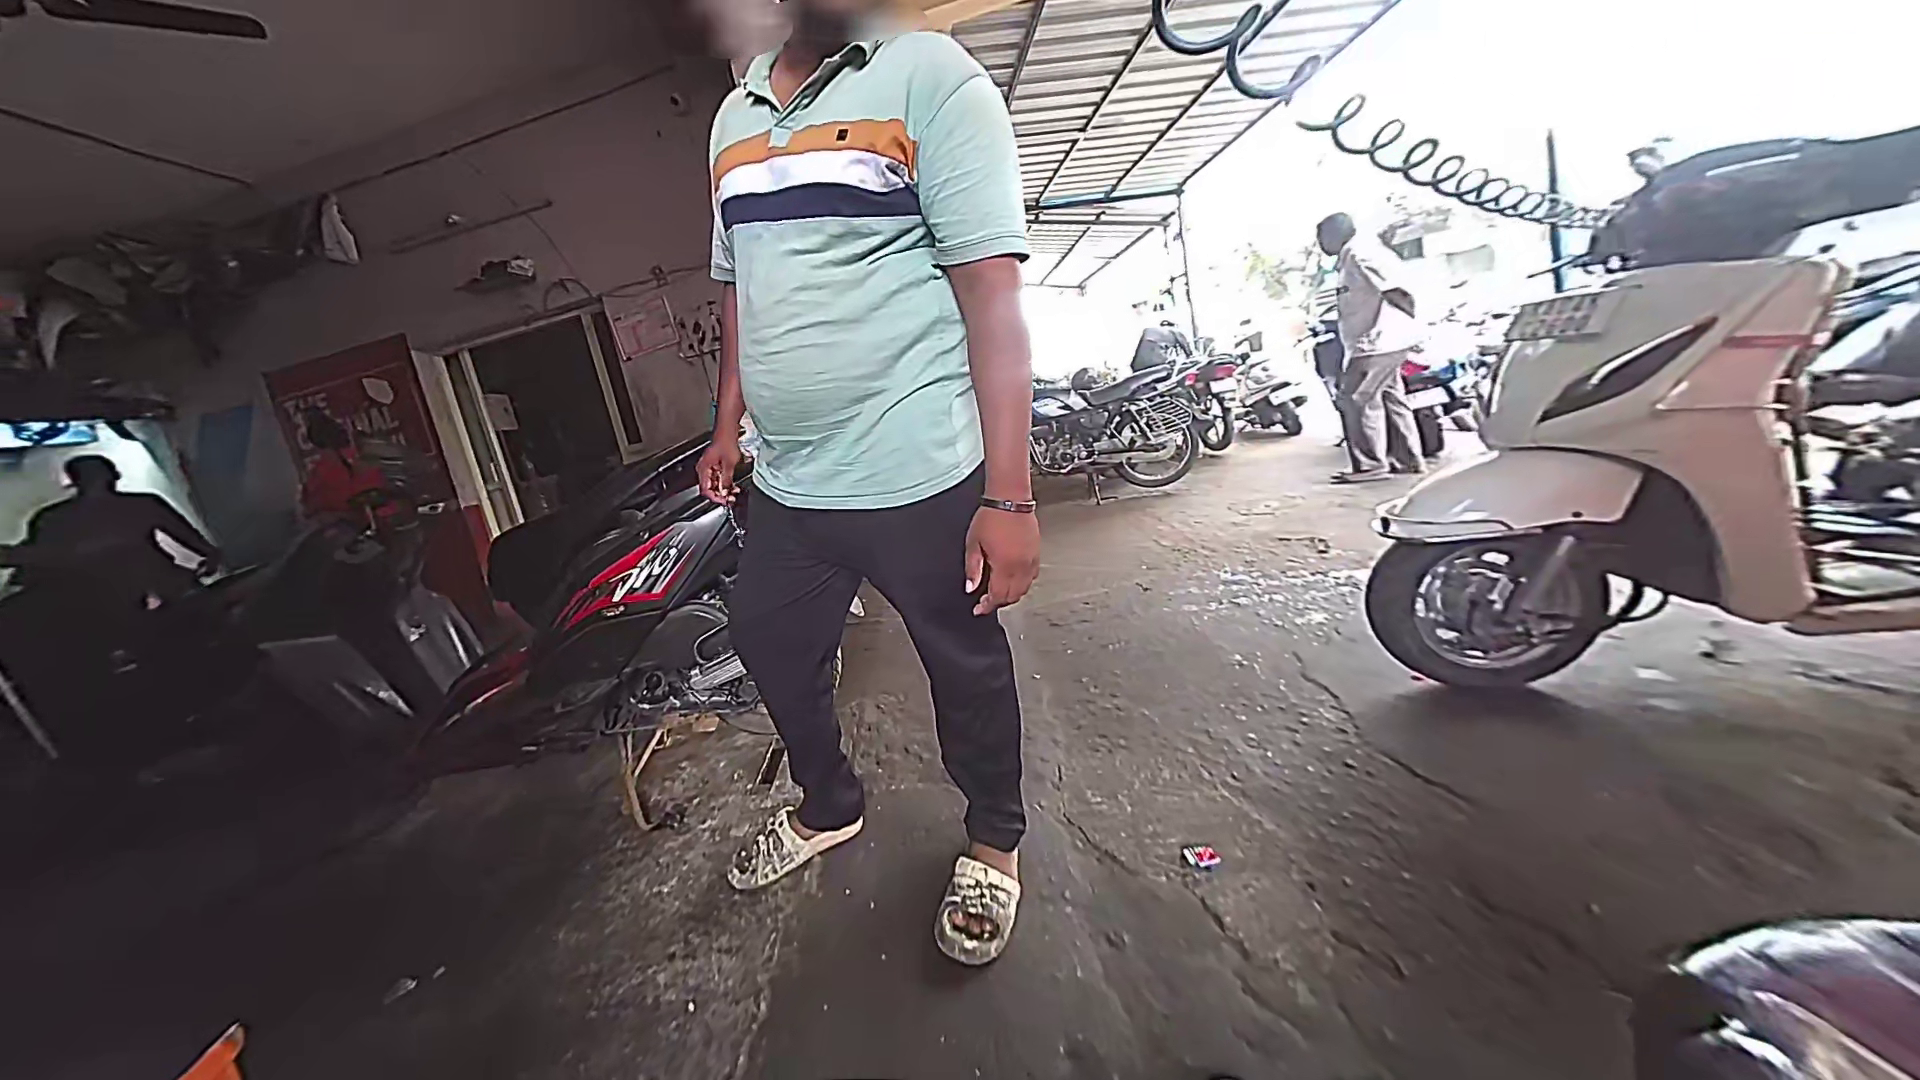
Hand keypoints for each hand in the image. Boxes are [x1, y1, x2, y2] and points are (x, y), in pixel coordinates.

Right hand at [698, 435, 741, 504]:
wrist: (728, 432)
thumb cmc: (726, 442)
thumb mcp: (729, 464)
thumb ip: (726, 480)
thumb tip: (725, 491)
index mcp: (703, 469)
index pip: (706, 489)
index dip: (715, 497)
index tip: (724, 501)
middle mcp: (703, 468)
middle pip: (709, 488)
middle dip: (720, 494)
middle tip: (730, 498)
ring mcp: (709, 467)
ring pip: (714, 483)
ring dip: (723, 489)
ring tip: (733, 492)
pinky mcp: (714, 464)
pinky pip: (717, 477)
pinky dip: (724, 482)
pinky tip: (732, 485)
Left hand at [965, 507, 1039, 615]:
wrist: (1010, 499)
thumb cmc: (991, 517)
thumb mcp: (974, 543)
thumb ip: (972, 568)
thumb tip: (970, 588)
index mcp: (1004, 565)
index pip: (997, 596)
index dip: (987, 606)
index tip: (979, 609)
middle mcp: (1021, 566)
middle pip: (1013, 596)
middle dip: (999, 601)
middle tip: (986, 601)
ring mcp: (1031, 560)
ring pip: (1024, 588)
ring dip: (1012, 594)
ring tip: (999, 591)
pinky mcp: (1037, 552)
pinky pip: (1033, 576)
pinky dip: (1023, 583)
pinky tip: (1013, 578)